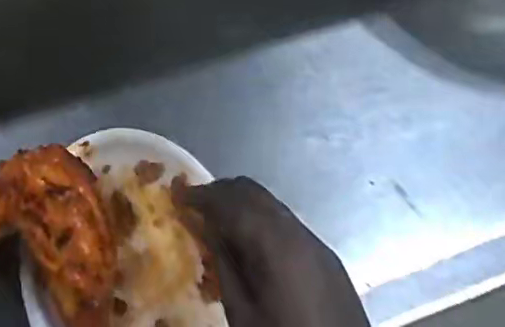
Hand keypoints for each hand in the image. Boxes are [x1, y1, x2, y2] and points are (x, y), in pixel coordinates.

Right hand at [178, 177, 368, 326]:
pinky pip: (287, 225)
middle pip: (251, 191)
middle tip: (194, 209)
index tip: (175, 198)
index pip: (229, 200)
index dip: (199, 195)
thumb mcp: (242, 312)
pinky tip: (252, 247)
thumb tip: (203, 226)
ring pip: (270, 205)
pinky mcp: (329, 261)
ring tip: (219, 227)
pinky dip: (262, 222)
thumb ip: (223, 262)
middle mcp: (298, 232)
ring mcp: (317, 244)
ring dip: (241, 206)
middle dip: (220, 194)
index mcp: (275, 242)